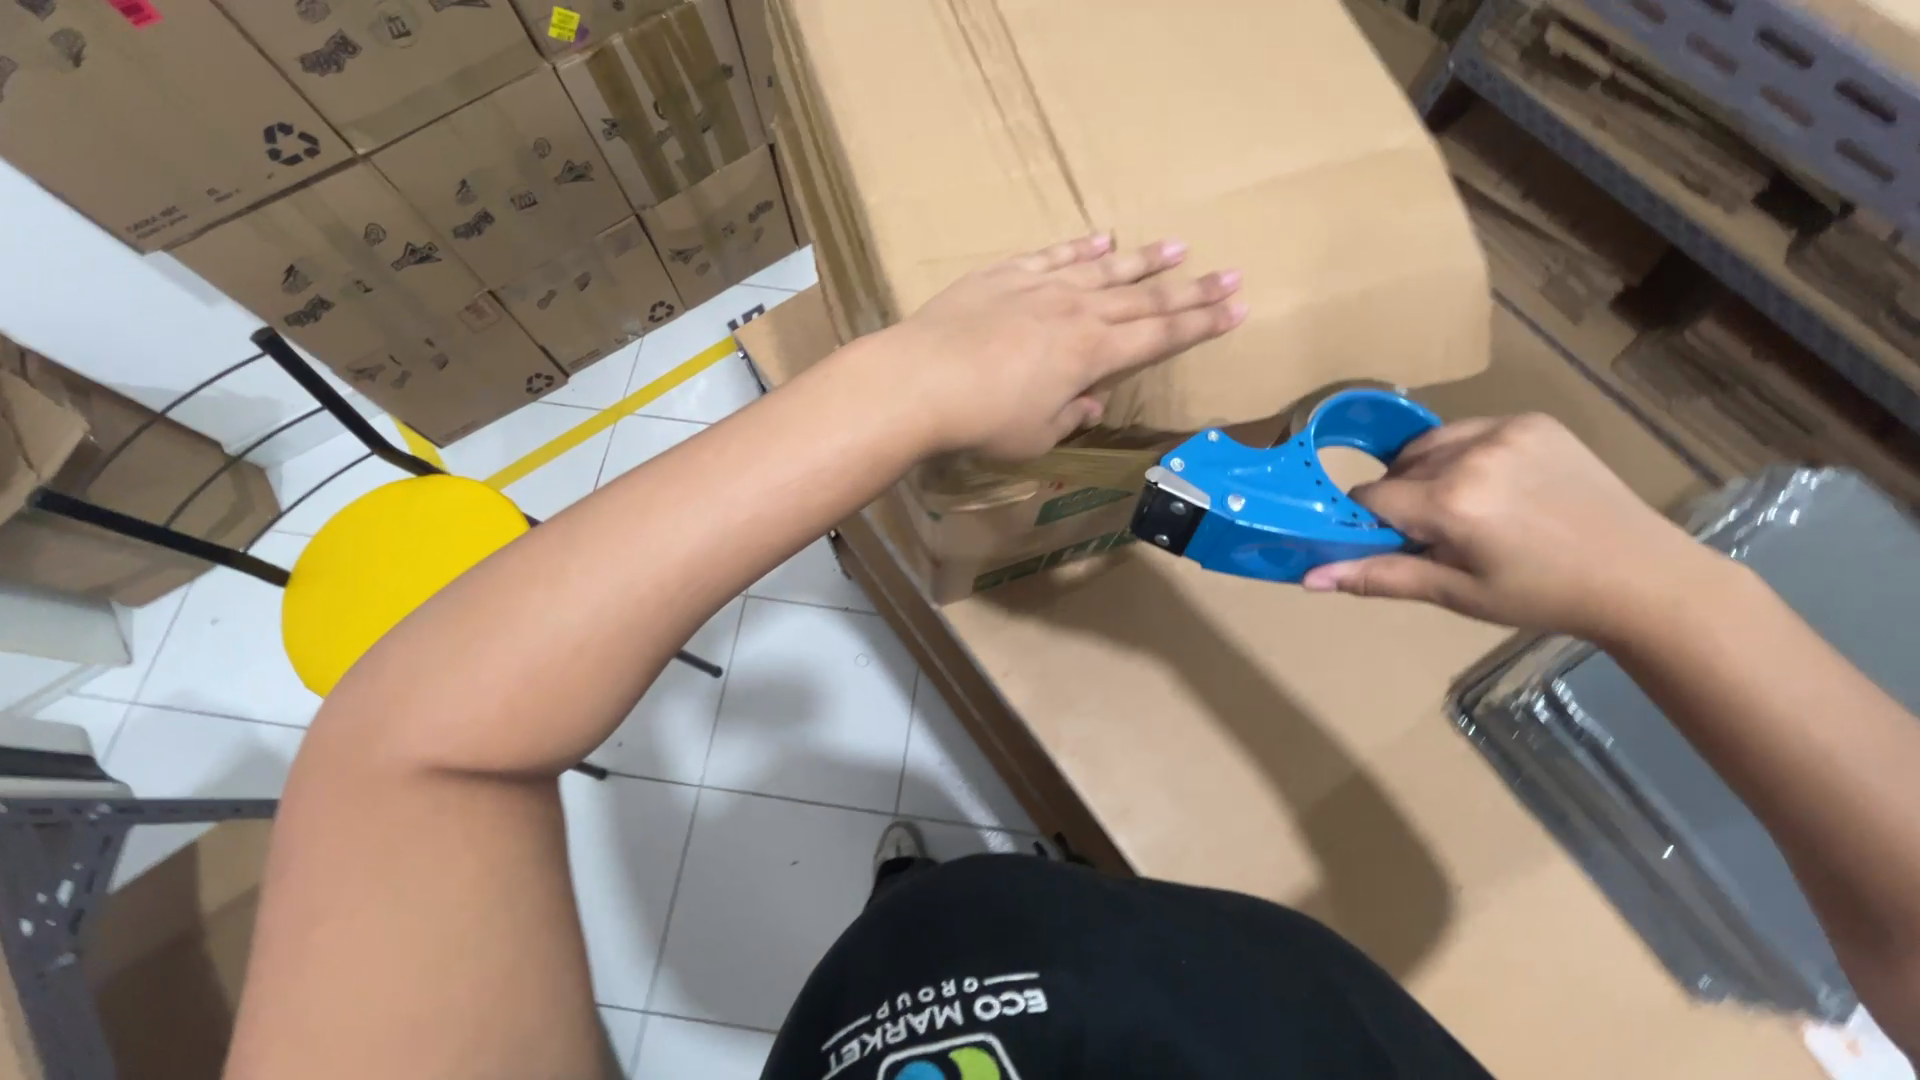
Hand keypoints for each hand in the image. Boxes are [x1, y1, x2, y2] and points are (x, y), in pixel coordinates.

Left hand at [855, 233, 1245, 459]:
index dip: (1201, 324)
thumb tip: (1092, 403)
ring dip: (1144, 259)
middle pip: (1146, 298)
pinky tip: (1101, 239)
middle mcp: (1079, 312)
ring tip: (1177, 247)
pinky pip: (1054, 255)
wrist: (922, 379)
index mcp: (1094, 355)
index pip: (1161, 337)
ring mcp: (1042, 287)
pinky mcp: (1006, 274)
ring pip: (1106, 269)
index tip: (1236, 309)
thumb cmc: (984, 421)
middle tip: (1231, 275)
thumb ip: (1071, 416)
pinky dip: (1081, 247)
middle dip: (1192, 290)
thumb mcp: (1037, 436)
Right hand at [1300, 413, 1720, 641]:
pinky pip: (1467, 430)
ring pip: (1427, 446)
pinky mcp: (1531, 421)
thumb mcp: (1456, 593)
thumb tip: (1309, 578)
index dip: (1370, 522)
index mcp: (1453, 503)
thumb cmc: (1541, 595)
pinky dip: (1463, 455)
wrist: (1641, 575)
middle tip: (1440, 535)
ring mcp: (1505, 431)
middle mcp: (1473, 455)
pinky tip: (1495, 485)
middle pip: (1396, 470)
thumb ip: (1379, 576)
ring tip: (1464, 508)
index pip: (1370, 498)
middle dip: (1403, 501)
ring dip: (1426, 473)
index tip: (1394, 542)